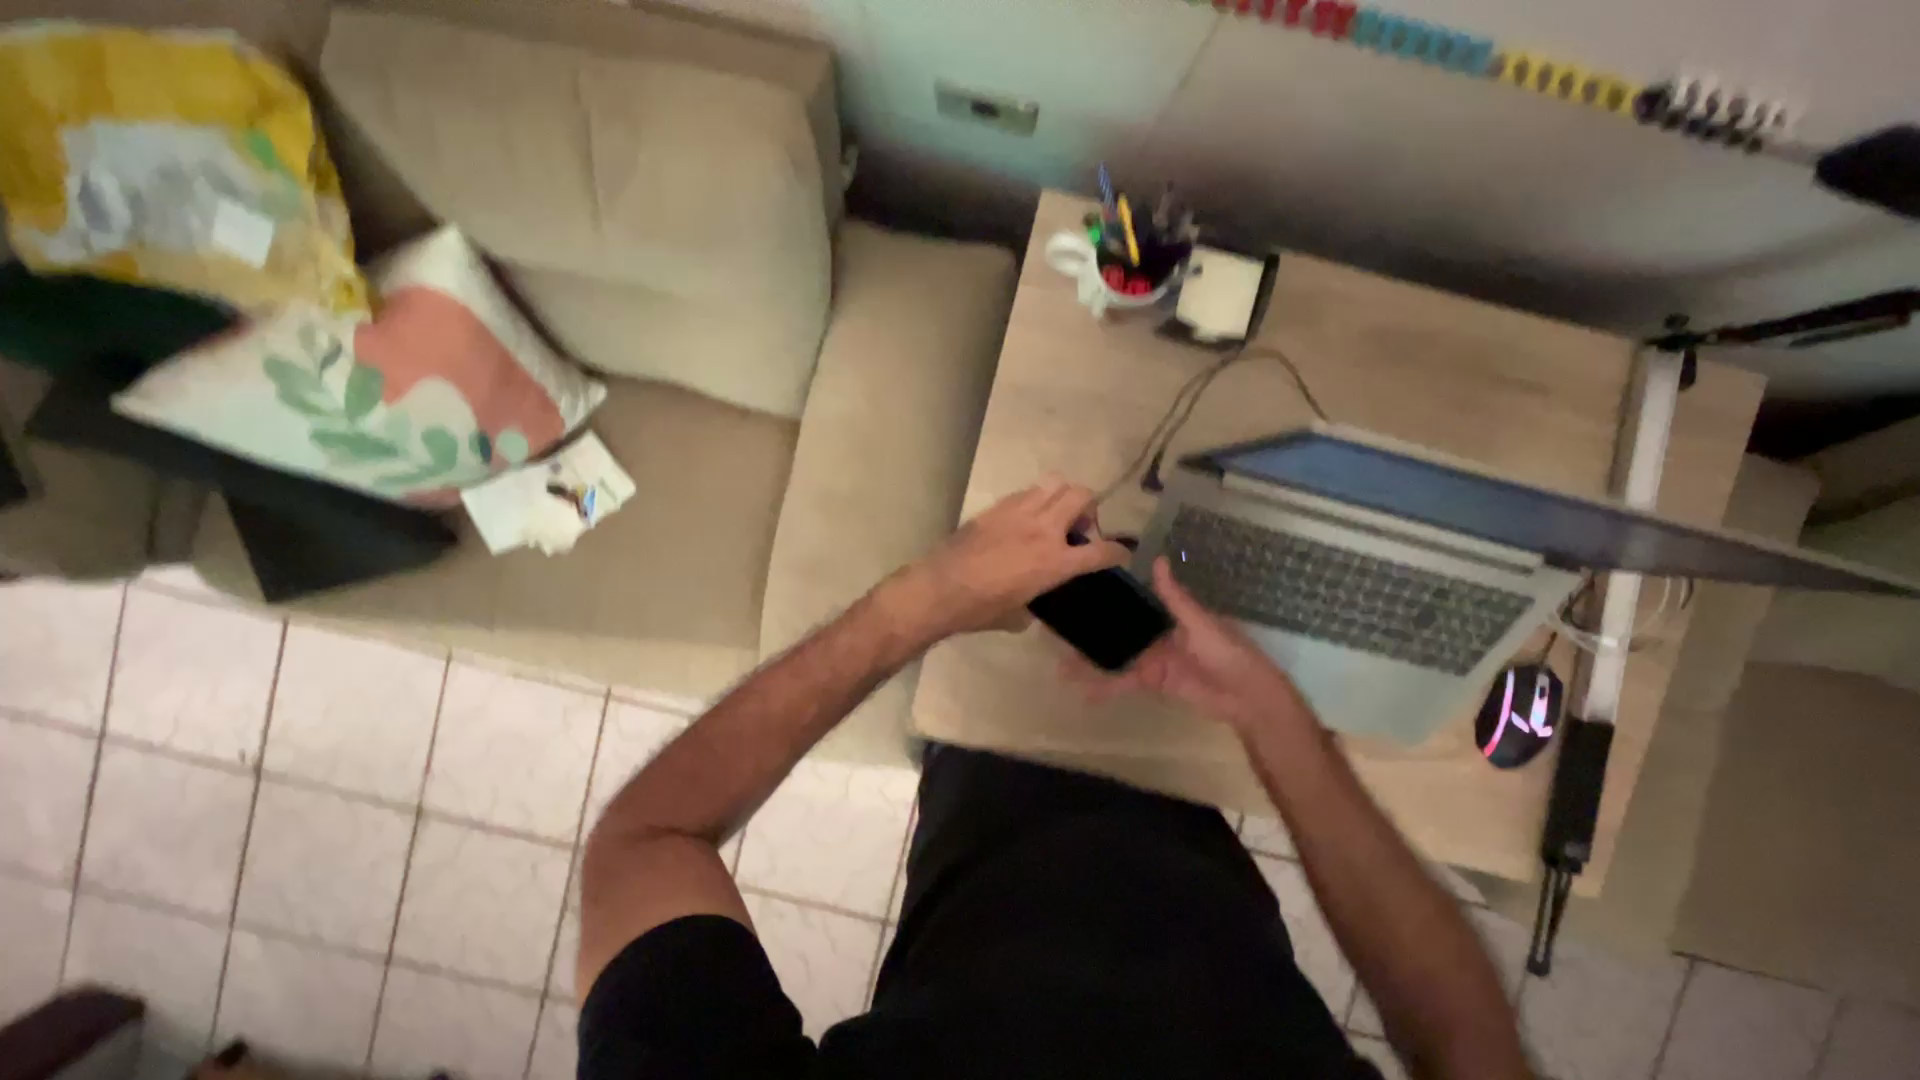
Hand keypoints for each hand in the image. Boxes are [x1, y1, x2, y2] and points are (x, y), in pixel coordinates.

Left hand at [884, 480, 1130, 639]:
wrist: (940, 589)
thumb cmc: (980, 609)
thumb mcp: (1018, 615)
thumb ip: (1036, 602)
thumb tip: (1033, 602)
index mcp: (1055, 562)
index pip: (1101, 551)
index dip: (1118, 552)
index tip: (1120, 554)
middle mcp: (1043, 530)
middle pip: (1082, 496)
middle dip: (1090, 509)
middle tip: (1079, 528)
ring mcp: (1018, 512)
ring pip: (1055, 483)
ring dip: (1062, 497)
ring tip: (1053, 516)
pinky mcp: (996, 508)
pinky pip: (1026, 492)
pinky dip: (1034, 501)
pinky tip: (1023, 520)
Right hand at [1066, 556, 1316, 734]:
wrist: (1246, 695)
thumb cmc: (1227, 651)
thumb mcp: (1198, 621)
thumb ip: (1173, 597)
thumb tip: (1158, 559)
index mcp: (1170, 616)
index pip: (1134, 604)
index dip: (1110, 601)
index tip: (1081, 593)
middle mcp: (1158, 635)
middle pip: (1120, 632)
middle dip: (1093, 634)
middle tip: (1060, 631)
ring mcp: (1154, 661)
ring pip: (1117, 658)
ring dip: (1092, 663)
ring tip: (1062, 667)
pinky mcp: (1154, 683)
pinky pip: (1126, 683)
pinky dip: (1107, 687)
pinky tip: (1085, 692)